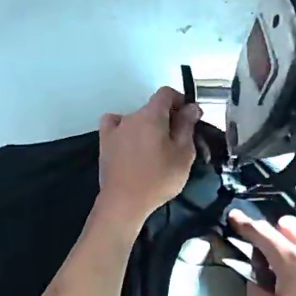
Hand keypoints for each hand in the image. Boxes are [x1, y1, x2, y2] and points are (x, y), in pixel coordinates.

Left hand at [96, 87, 199, 223]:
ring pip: (136, 119)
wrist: (124, 202)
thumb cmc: (158, 179)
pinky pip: (115, 124)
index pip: (166, 93)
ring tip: (155, 148)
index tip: (188, 116)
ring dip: (148, 126)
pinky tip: (129, 141)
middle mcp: (131, 116)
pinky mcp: (104, 142)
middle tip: (178, 140)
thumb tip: (191, 107)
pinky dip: (124, 128)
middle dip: (166, 118)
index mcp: (152, 115)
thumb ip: (187, 126)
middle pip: (152, 107)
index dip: (179, 100)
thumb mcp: (183, 154)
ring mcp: (115, 128)